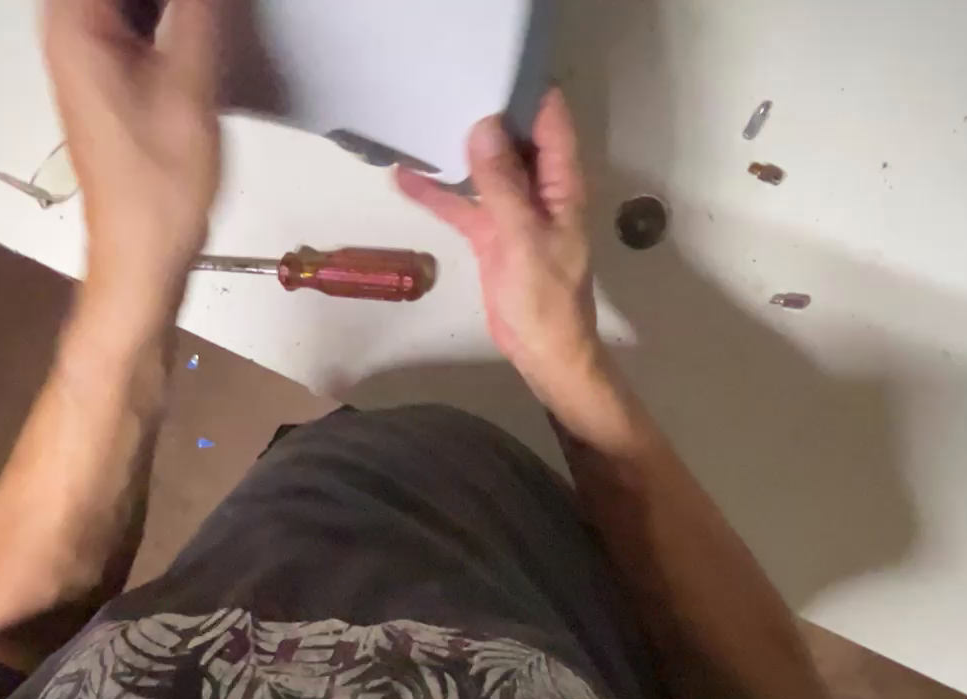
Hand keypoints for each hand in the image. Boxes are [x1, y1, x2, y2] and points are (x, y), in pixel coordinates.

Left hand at [44, 0, 220, 305]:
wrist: (141, 258)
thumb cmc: (158, 190)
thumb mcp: (190, 90)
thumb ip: (199, 11)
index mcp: (73, 18)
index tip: (209, 8)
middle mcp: (67, 28)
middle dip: (173, 0)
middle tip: (215, 13)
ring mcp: (85, 56)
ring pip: (132, 5)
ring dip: (172, 8)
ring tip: (210, 21)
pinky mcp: (106, 81)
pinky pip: (135, 24)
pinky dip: (167, 19)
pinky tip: (201, 31)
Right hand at [396, 89, 605, 417]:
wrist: (543, 352)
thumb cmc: (545, 298)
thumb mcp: (524, 238)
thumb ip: (502, 185)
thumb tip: (482, 129)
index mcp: (561, 184)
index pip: (548, 121)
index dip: (521, 95)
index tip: (482, 80)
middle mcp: (539, 190)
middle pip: (513, 140)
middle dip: (484, 116)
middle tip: (442, 93)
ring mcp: (513, 213)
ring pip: (484, 172)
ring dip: (457, 153)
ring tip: (420, 124)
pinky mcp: (491, 237)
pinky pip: (463, 208)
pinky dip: (439, 196)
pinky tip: (405, 179)